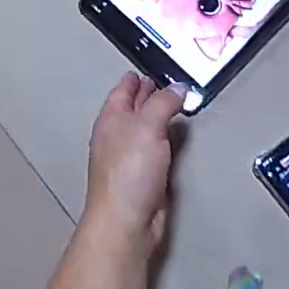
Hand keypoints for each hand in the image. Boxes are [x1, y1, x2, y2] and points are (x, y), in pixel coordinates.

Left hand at [85, 72, 185, 246]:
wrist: (127, 220)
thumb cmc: (126, 174)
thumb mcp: (147, 125)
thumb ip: (163, 103)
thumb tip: (176, 89)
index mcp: (111, 118)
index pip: (123, 89)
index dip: (137, 77)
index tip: (149, 68)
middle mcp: (118, 136)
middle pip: (135, 107)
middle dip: (150, 94)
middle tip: (168, 84)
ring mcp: (131, 157)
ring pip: (148, 129)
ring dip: (161, 117)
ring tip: (176, 106)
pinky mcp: (145, 176)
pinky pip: (158, 150)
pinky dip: (168, 140)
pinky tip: (176, 138)